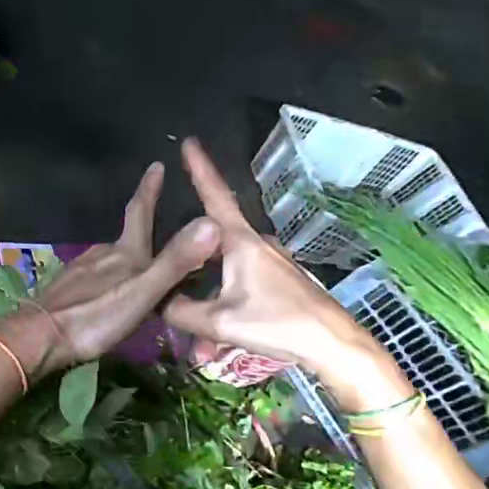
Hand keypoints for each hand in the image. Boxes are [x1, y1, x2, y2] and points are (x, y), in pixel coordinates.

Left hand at [3, 161, 220, 374]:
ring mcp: (82, 270)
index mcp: (125, 253)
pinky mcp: (69, 289)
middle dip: (145, 233)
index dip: (149, 188)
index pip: (140, 211)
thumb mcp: (144, 292)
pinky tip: (114, 295)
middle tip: (164, 237)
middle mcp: (102, 253)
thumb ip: (176, 261)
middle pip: (128, 238)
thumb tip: (212, 223)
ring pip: (113, 259)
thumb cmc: (96, 316)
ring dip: (129, 261)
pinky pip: (98, 277)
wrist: (39, 338)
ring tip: (144, 273)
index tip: (157, 165)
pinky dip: (112, 279)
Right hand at [161, 139, 382, 378]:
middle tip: (174, 289)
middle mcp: (257, 244)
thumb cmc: (276, 323)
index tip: (190, 143)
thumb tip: (158, 301)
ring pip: (227, 276)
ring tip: (205, 344)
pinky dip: (230, 310)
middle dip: (192, 270)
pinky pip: (243, 287)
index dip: (200, 170)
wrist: (330, 341)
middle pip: (213, 246)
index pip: (215, 196)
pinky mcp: (281, 280)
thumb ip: (181, 310)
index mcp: (241, 242)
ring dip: (212, 304)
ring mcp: (272, 261)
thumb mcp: (219, 322)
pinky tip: (224, 344)